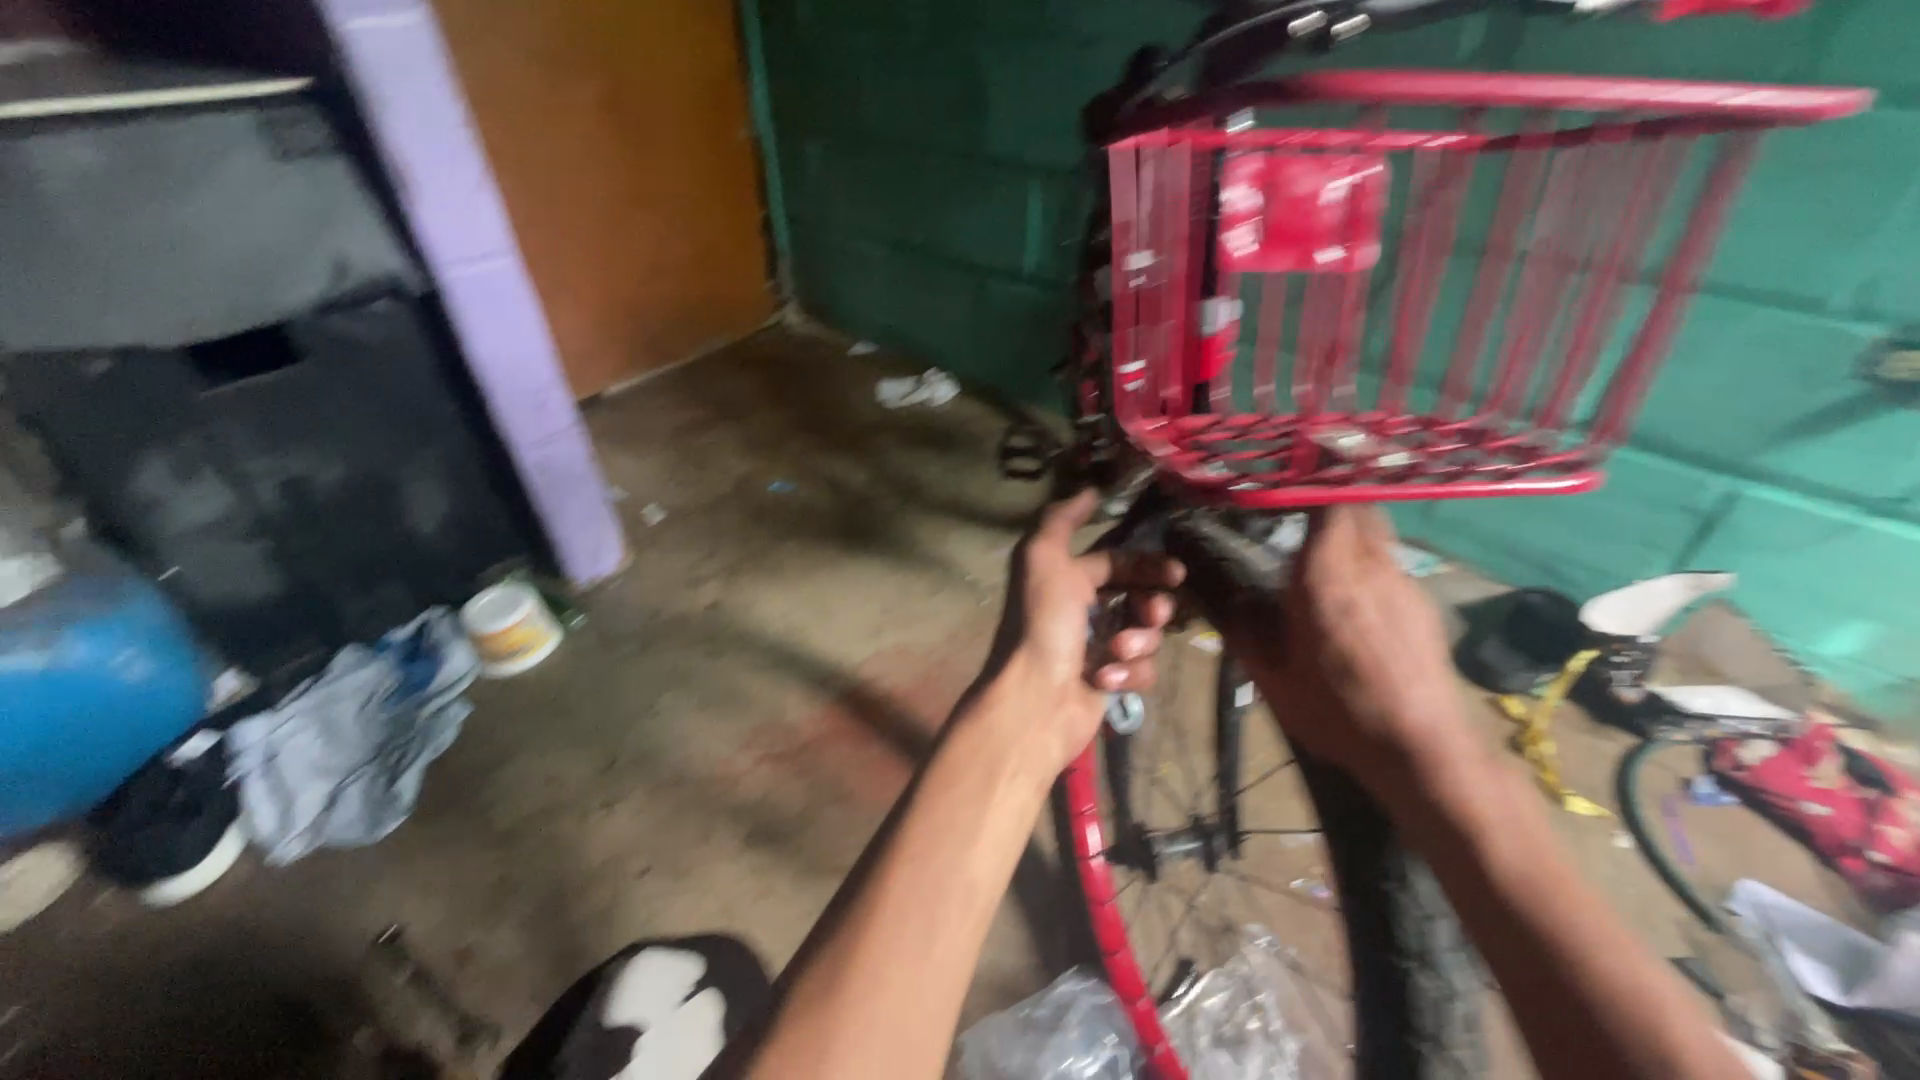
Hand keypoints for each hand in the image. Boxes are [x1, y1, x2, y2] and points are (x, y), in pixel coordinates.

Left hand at [969, 491, 1183, 776]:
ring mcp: (1099, 648)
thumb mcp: (1041, 558)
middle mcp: (1083, 612)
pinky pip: (1142, 670)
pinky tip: (1104, 679)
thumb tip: (1090, 491)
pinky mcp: (1110, 683)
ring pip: (1146, 635)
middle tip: (1151, 615)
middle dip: (1152, 606)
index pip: (1119, 563)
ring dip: (1137, 641)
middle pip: (1142, 598)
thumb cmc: (1041, 624)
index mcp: (1068, 580)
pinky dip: (1128, 673)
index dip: (1148, 565)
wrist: (1036, 698)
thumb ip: (1061, 519)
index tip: (1176, 574)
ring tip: (1115, 652)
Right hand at [1233, 505, 1480, 804]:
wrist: (1421, 747)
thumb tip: (1223, 596)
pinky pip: (1390, 564)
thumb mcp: (1271, 674)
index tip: (1285, 478)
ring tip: (1323, 556)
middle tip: (1298, 508)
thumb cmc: (1337, 709)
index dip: (1309, 479)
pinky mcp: (1423, 603)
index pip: (1326, 496)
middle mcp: (1370, 563)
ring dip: (1350, 531)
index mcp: (1325, 572)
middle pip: (1357, 503)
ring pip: (1376, 532)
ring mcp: (1404, 581)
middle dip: (1329, 496)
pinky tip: (1355, 600)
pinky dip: (1369, 563)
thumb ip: (1244, 627)